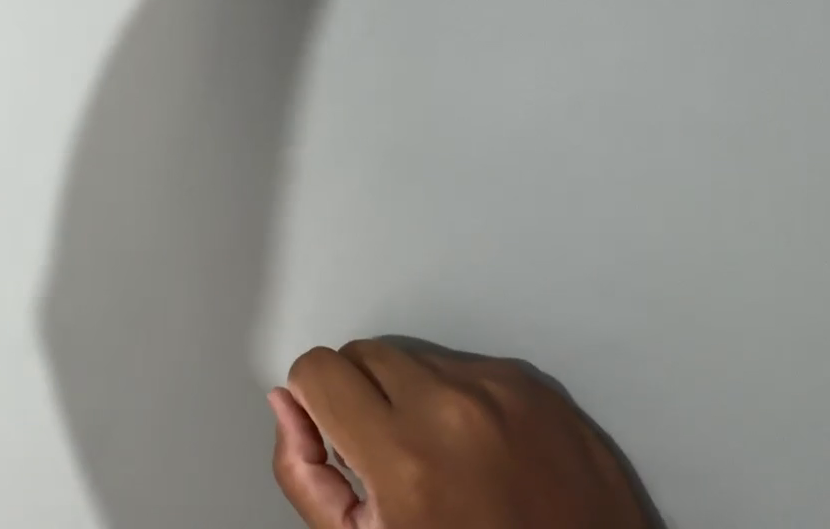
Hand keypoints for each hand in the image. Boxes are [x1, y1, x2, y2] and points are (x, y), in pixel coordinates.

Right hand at [271, 339, 652, 528]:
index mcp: (406, 456)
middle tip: (390, 456)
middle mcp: (453, 406)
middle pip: (363, 354)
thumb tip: (286, 401)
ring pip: (415, 357)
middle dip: (361, 396)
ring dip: (410, 395)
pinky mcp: (543, 389)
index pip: (317, 370)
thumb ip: (305, 476)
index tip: (338, 442)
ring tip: (445, 458)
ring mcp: (506, 391)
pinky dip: (460, 399)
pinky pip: (468, 366)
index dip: (316, 405)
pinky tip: (486, 453)